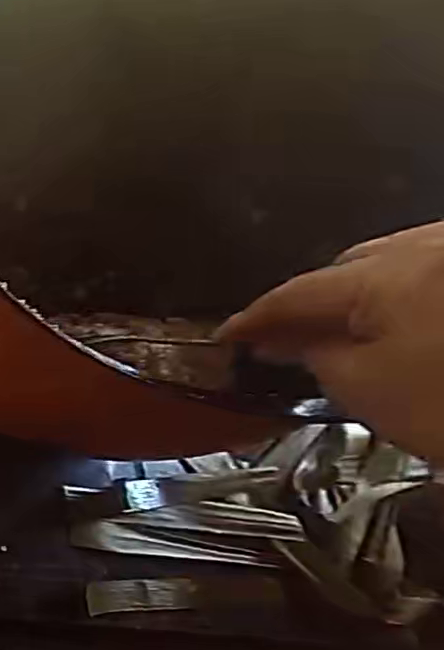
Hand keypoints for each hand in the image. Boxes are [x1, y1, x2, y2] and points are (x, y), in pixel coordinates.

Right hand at [217, 221, 443, 461]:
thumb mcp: (365, 389)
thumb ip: (313, 354)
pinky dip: (423, 297)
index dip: (251, 319)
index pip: (293, 293)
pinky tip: (419, 324)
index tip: (227, 338)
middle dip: (319, 297)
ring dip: (376, 293)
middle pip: (359, 262)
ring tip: (358, 330)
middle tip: (290, 336)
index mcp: (394, 274)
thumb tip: (285, 340)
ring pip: (415, 261)